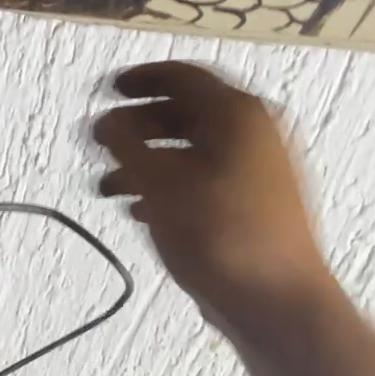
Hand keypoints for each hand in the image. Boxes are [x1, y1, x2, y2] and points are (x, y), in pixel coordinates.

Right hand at [95, 61, 340, 338]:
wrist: (275, 298)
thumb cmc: (217, 233)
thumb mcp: (160, 184)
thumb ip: (126, 146)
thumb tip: (103, 120)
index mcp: (236, 115)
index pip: (182, 77)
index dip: (139, 79)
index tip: (105, 90)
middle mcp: (252, 132)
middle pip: (184, 113)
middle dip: (137, 126)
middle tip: (100, 143)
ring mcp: (255, 168)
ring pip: (189, 149)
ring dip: (146, 160)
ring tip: (108, 187)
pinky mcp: (250, 202)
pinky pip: (200, 177)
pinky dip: (167, 183)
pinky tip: (140, 209)